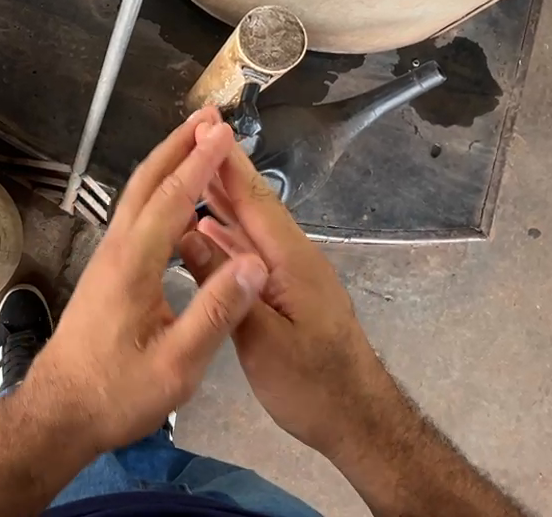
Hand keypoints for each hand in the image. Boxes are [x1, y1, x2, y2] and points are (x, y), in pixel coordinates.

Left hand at [20, 108, 267, 453]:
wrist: (59, 411)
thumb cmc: (117, 393)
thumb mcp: (176, 366)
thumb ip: (216, 313)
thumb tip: (254, 263)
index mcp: (133, 262)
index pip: (172, 198)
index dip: (199, 162)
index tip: (223, 131)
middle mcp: (116, 246)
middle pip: (146, 181)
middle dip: (178, 144)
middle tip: (209, 116)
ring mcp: (107, 255)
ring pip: (137, 193)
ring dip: (166, 161)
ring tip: (196, 140)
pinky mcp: (106, 267)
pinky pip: (135, 211)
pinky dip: (159, 187)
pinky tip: (175, 195)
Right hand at [176, 119, 392, 461]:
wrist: (361, 423)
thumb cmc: (314, 386)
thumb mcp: (263, 341)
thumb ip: (224, 286)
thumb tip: (190, 235)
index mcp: (291, 259)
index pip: (254, 200)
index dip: (228, 163)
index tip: (206, 127)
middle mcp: (293, 256)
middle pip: (254, 204)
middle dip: (224, 169)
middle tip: (193, 136)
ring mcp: (293, 274)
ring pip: (252, 226)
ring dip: (224, 197)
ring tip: (193, 171)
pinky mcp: (289, 292)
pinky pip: (252, 250)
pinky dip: (228, 233)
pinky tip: (207, 229)